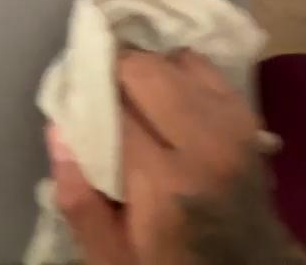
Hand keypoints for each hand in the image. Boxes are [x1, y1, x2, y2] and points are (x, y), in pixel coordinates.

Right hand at [48, 50, 286, 264]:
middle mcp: (205, 147)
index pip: (114, 103)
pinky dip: (179, 68)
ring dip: (148, 68)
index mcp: (165, 185)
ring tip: (132, 91)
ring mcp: (232, 129)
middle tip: (100, 90)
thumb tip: (58, 129)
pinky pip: (204, 67)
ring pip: (175, 61)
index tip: (73, 96)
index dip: (86, 90)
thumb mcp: (112, 256)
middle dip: (114, 70)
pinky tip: (167, 91)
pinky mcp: (247, 119)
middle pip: (146, 70)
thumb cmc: (170, 264)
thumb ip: (79, 200)